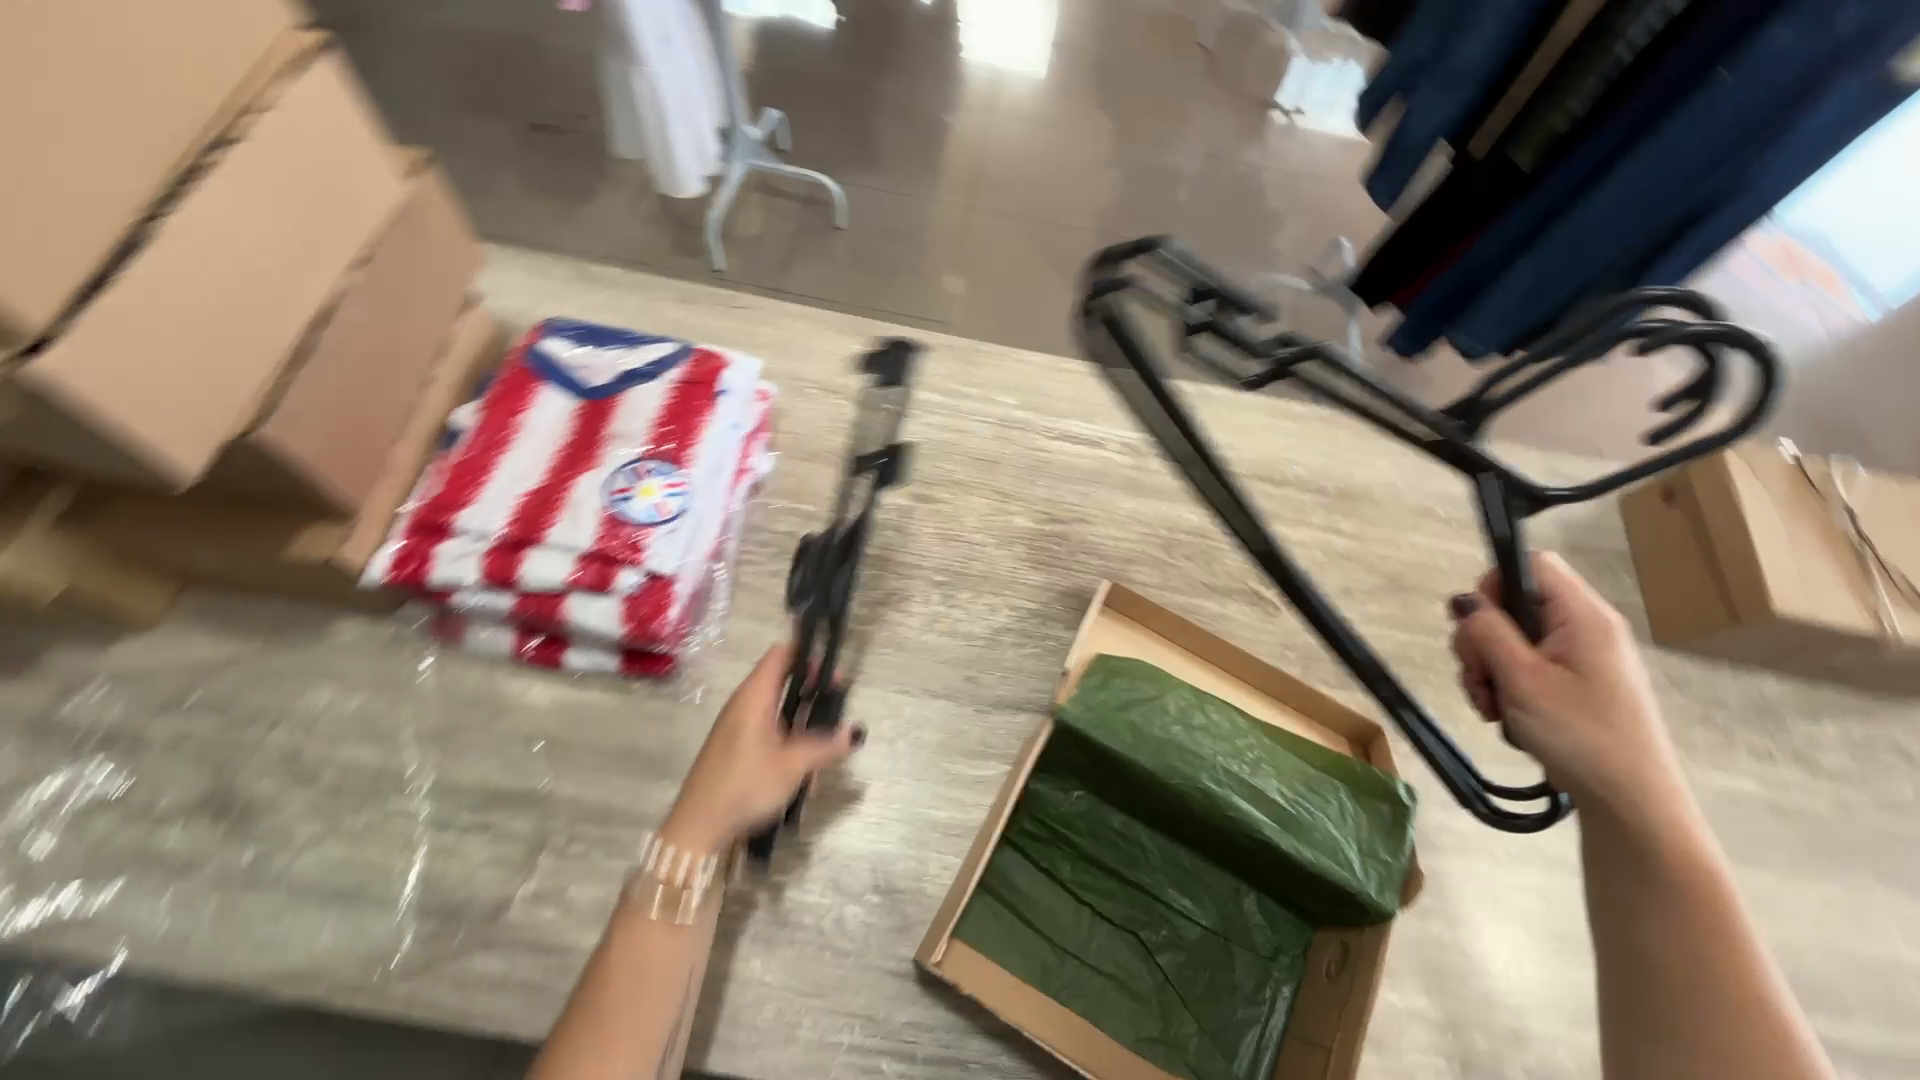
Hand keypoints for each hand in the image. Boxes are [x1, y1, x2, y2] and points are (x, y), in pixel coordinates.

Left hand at [661, 644, 864, 852]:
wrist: (698, 827)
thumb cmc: (745, 786)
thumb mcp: (793, 766)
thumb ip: (826, 746)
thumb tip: (854, 732)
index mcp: (754, 697)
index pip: (781, 655)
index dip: (807, 655)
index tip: (832, 671)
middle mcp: (744, 704)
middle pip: (782, 680)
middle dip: (812, 690)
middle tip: (839, 703)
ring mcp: (738, 727)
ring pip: (778, 709)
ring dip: (804, 720)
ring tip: (828, 741)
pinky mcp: (736, 748)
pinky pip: (769, 731)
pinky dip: (789, 739)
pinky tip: (804, 768)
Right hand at [1448, 552, 1686, 816]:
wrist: (1630, 801)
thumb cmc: (1580, 735)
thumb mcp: (1522, 680)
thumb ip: (1487, 633)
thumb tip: (1462, 600)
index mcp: (1582, 616)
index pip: (1530, 564)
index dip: (1493, 583)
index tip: (1476, 624)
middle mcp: (1584, 628)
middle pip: (1512, 606)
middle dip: (1481, 640)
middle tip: (1480, 679)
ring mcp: (1580, 658)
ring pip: (1511, 640)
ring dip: (1488, 669)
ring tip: (1492, 707)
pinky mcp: (1574, 684)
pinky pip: (1524, 667)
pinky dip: (1505, 686)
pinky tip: (1505, 716)